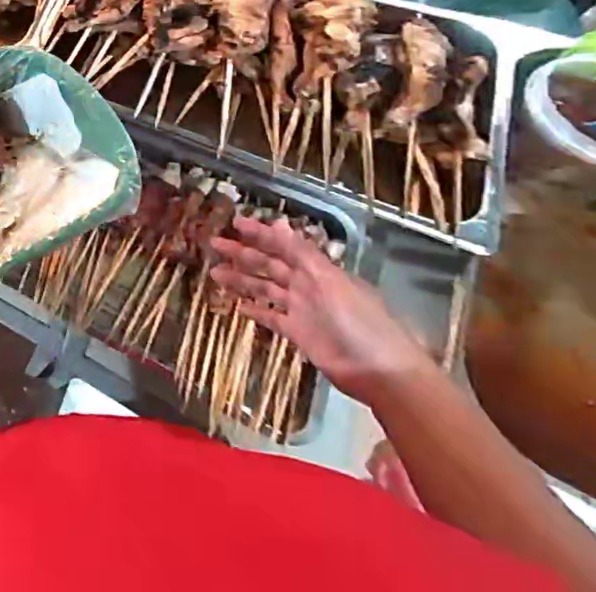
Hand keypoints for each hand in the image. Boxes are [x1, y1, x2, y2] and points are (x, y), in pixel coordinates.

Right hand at [209, 215, 435, 405]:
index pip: (284, 246)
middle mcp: (308, 286)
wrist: (381, 372)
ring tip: (214, 273)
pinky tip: (237, 306)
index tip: (234, 223)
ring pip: (266, 289)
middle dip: (243, 254)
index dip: (260, 234)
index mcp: (318, 271)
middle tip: (214, 245)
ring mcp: (303, 310)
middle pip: (270, 265)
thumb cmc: (359, 321)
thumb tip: (278, 222)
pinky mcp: (299, 333)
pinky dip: (256, 310)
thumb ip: (302, 253)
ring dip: (242, 280)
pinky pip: (272, 317)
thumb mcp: (330, 282)